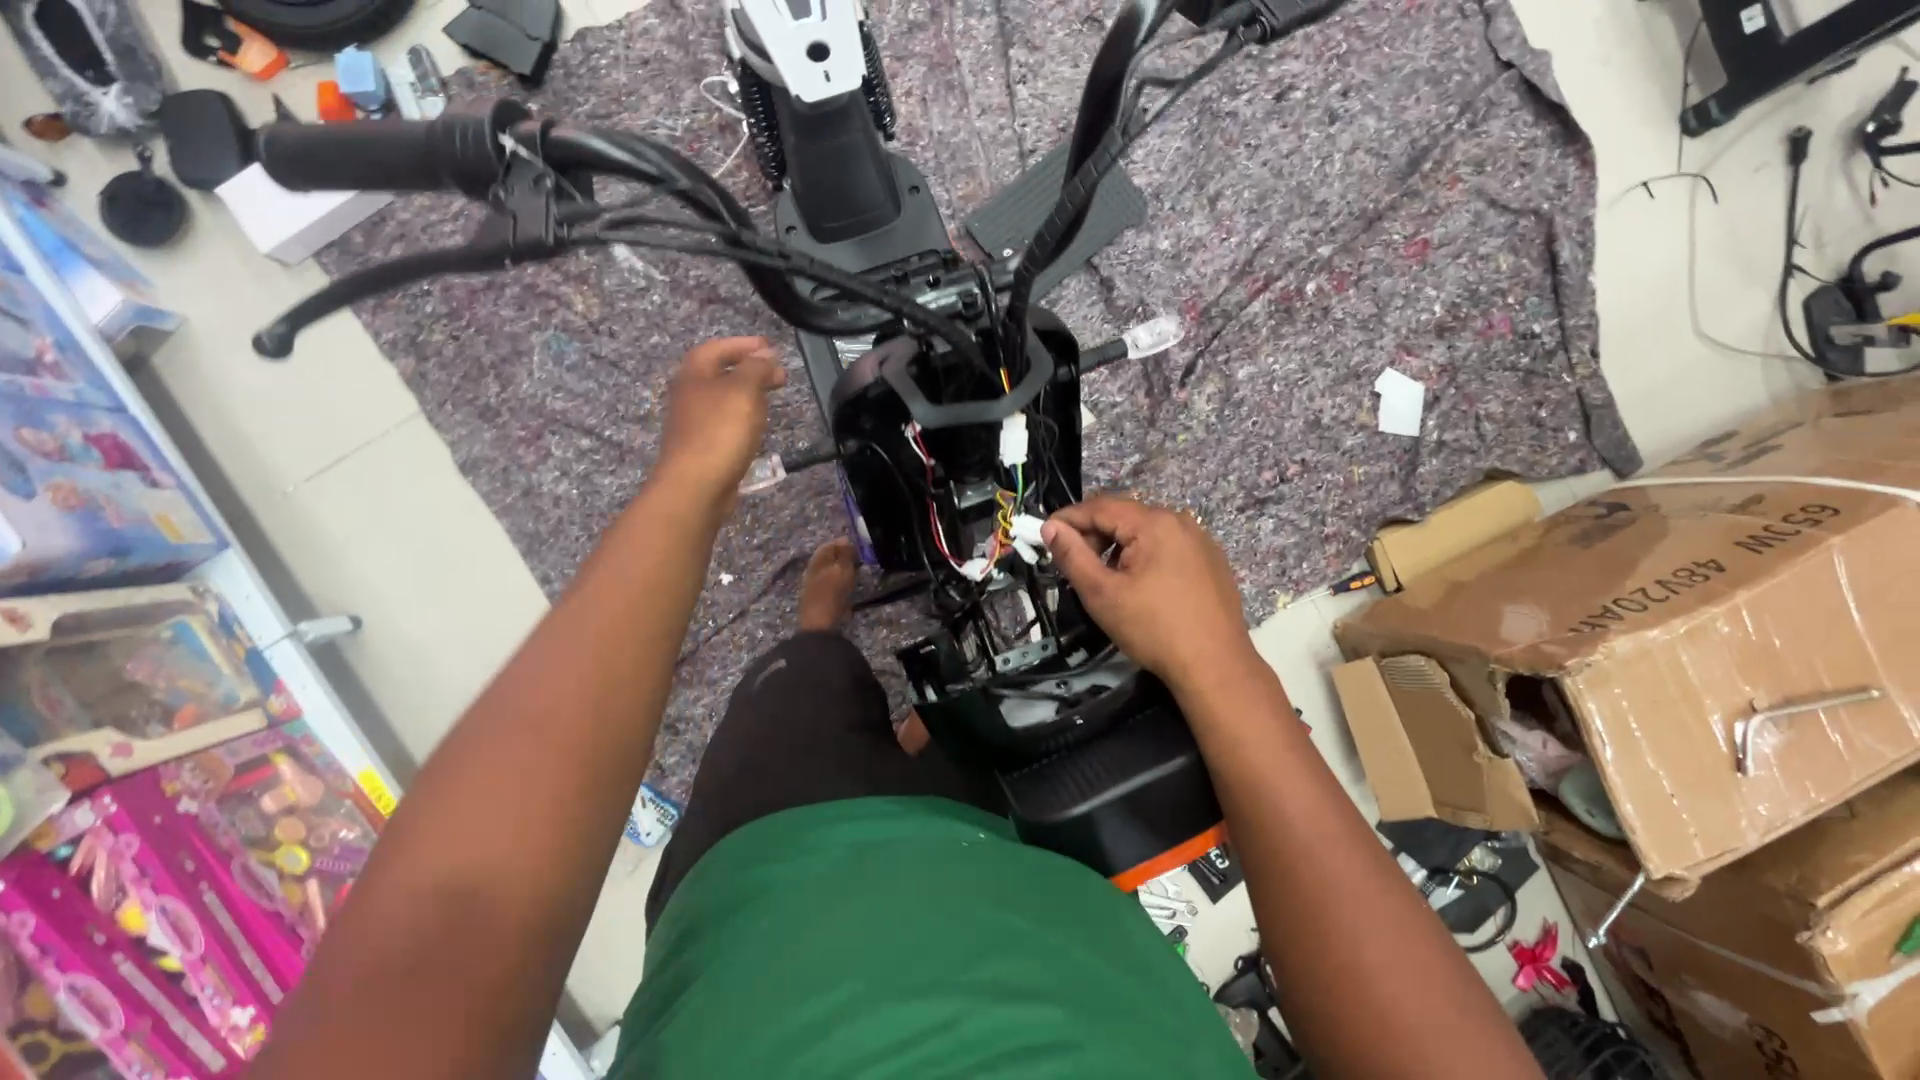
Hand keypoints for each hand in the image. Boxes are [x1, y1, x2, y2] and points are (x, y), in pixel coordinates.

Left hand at [656, 337, 786, 507]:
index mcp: (694, 374)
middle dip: (749, 369)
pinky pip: (723, 422)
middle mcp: (688, 394)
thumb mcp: (744, 390)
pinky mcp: (701, 446)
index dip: (744, 345)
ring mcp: (692, 422)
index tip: (772, 348)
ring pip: (722, 398)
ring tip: (771, 398)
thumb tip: (766, 356)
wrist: (695, 486)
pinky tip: (756, 426)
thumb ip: (756, 368)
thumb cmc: (720, 431)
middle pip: (719, 373)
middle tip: (778, 375)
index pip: (718, 348)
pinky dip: (742, 417)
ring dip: (746, 394)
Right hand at [1042, 495, 1257, 692]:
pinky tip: (1142, 589)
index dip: (1068, 518)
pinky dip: (1145, 558)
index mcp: (1154, 523)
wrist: (1215, 666)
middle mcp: (1181, 522)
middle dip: (1095, 535)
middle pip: (1125, 516)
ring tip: (1106, 580)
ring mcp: (1201, 541)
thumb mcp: (1102, 593)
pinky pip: (1168, 548)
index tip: (1045, 535)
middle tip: (1076, 566)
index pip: (1100, 506)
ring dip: (1119, 548)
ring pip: (1147, 533)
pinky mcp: (1212, 562)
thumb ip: (1072, 556)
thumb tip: (1051, 527)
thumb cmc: (1153, 629)